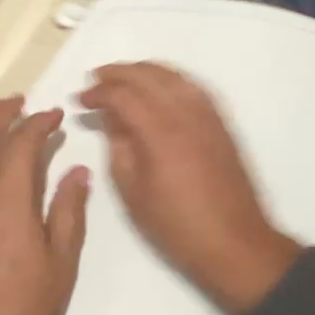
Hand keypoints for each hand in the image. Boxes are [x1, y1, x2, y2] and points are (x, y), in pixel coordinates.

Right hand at [79, 62, 300, 314]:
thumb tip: (112, 119)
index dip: (96, 93)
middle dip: (116, 73)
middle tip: (94, 82)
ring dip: (143, 71)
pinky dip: (169, 79)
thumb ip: (118, 147)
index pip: (121, 94)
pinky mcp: (220, 122)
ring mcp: (207, 114)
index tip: (79, 101)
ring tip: (122, 80)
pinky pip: (191, 85)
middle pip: (146, 74)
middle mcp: (184, 112)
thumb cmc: (177, 225)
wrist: (235, 243)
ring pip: (171, 74)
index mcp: (159, 131)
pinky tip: (158, 88)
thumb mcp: (132, 191)